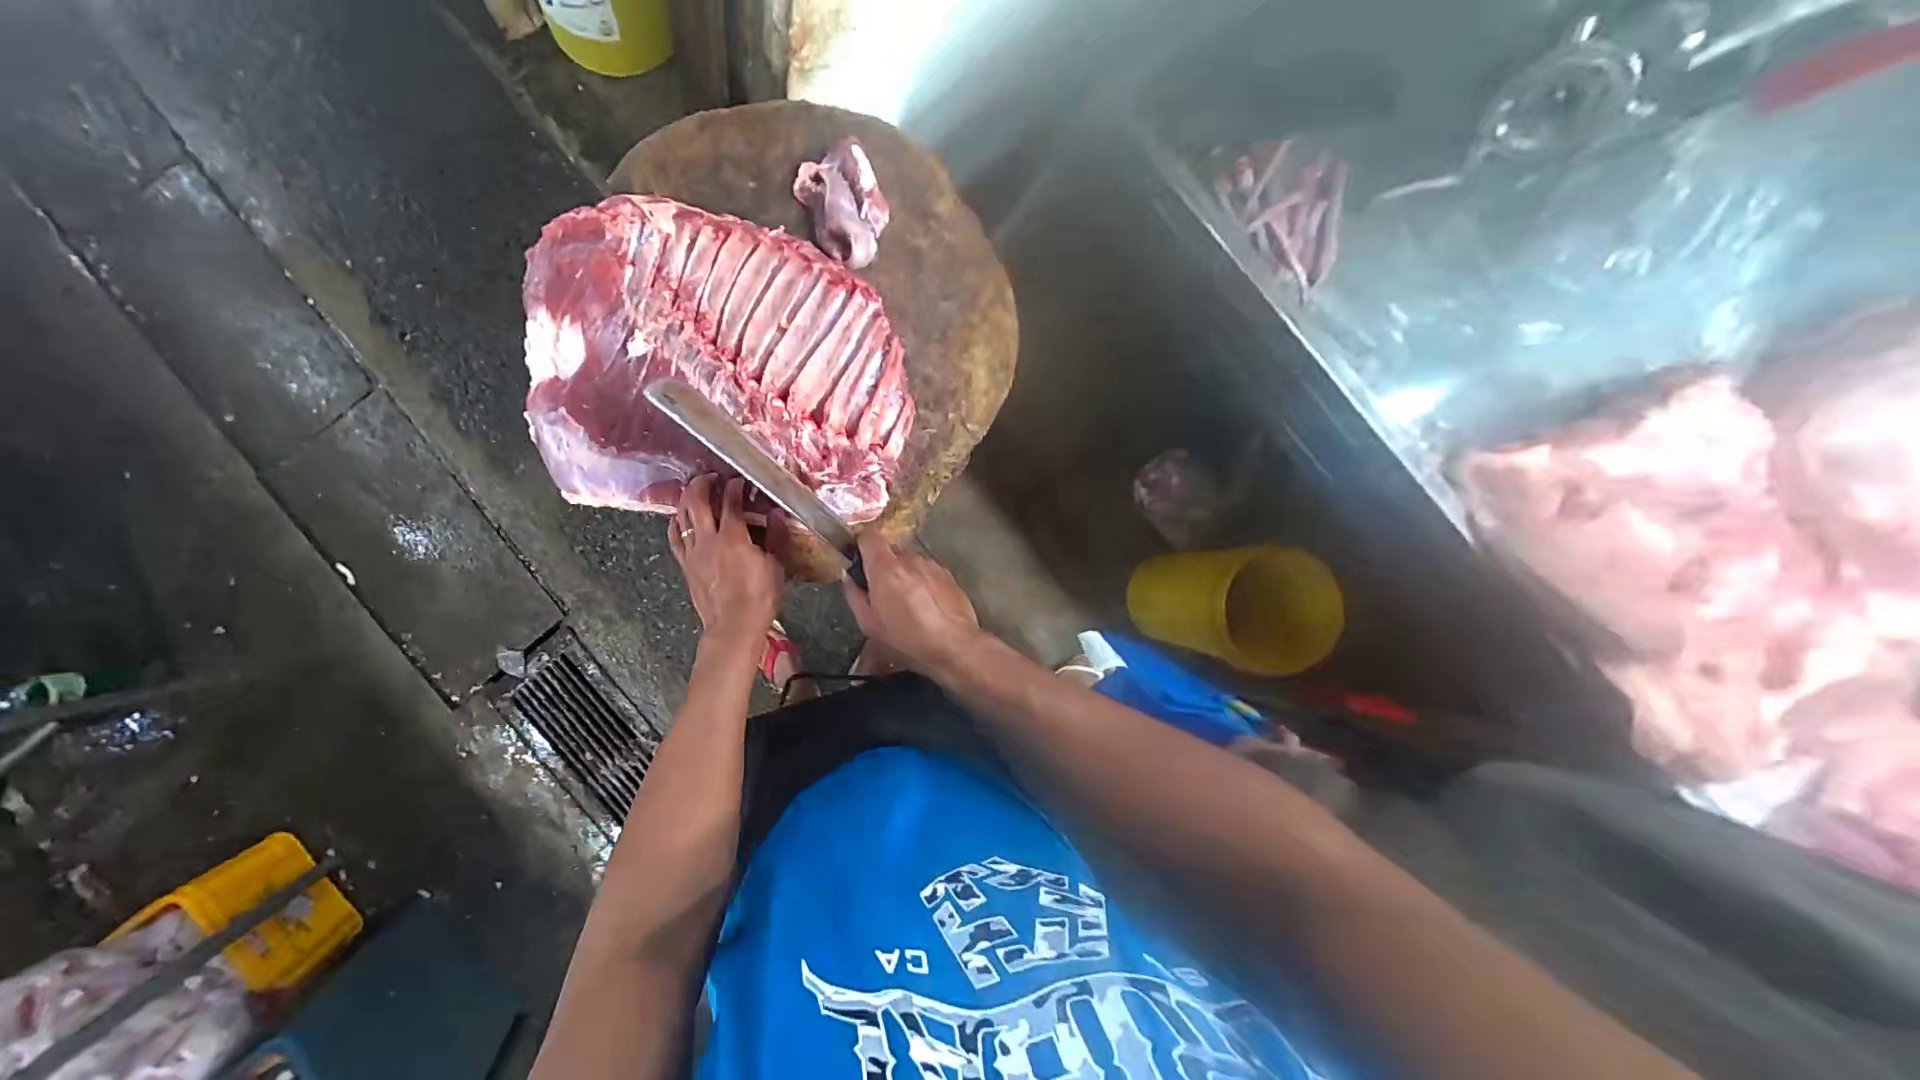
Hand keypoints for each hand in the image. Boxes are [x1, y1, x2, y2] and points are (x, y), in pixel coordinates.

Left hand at [669, 475, 784, 646]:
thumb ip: (775, 537)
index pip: (731, 501)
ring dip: (688, 498)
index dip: (734, 486)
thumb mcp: (776, 566)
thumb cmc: (760, 597)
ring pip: (682, 515)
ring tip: (697, 491)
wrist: (734, 625)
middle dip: (703, 483)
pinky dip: (676, 522)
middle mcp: (708, 539)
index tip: (740, 480)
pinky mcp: (685, 564)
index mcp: (733, 537)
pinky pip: (674, 537)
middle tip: (713, 476)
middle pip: (697, 500)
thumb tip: (775, 513)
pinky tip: (679, 517)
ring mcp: (693, 551)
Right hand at [841, 533, 984, 676]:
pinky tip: (926, 606)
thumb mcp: (869, 623)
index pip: (869, 536)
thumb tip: (849, 579)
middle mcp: (910, 559)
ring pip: (912, 562)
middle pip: (891, 550)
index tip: (860, 558)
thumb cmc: (907, 638)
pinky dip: (924, 583)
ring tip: (908, 603)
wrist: (952, 645)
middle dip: (885, 566)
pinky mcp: (948, 575)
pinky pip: (929, 572)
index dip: (862, 544)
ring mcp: (932, 565)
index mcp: (884, 567)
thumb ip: (854, 595)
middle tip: (883, 591)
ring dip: (907, 575)